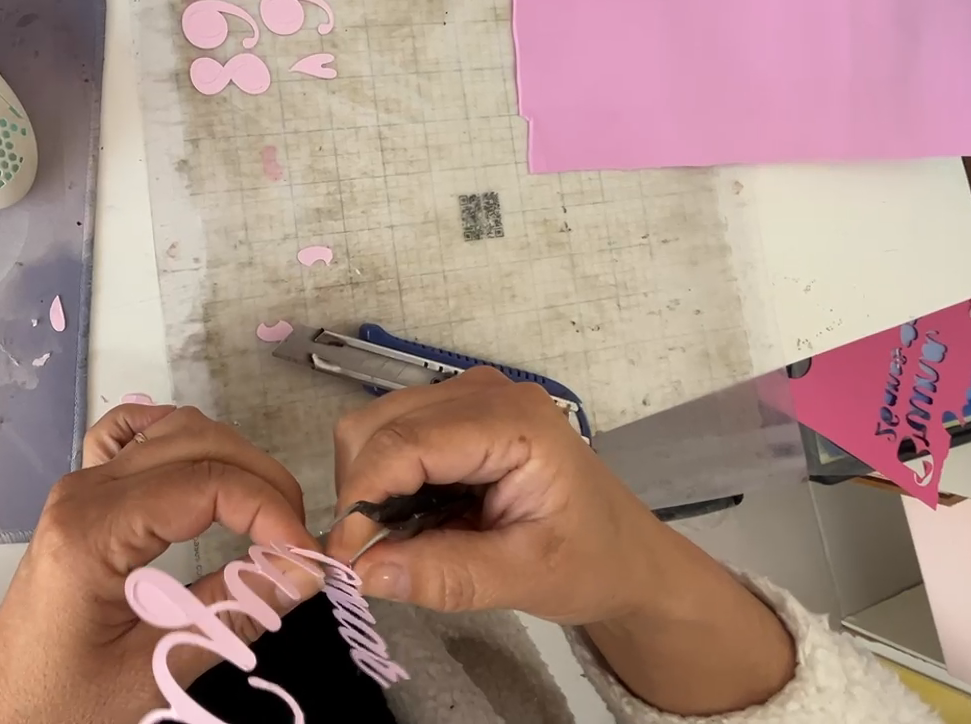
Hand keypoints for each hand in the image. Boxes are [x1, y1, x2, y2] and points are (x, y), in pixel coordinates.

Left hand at [0, 403, 322, 723]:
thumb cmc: (62, 701)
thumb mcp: (152, 672)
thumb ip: (230, 613)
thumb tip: (302, 571)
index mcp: (93, 529)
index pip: (201, 483)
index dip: (266, 507)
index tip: (307, 552)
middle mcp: (86, 486)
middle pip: (194, 441)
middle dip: (259, 479)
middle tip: (296, 539)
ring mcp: (83, 479)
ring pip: (172, 426)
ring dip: (230, 457)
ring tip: (265, 512)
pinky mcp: (86, 488)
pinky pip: (134, 432)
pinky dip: (179, 436)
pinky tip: (203, 466)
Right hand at [327, 367, 793, 713]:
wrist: (627, 553)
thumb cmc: (593, 563)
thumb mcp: (527, 580)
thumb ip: (445, 575)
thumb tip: (362, 572)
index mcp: (512, 420)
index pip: (407, 441)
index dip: (364, 494)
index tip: (343, 554)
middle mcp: (481, 391)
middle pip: (379, 424)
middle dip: (360, 489)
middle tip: (369, 552)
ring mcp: (463, 393)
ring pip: (374, 424)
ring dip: (367, 483)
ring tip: (398, 534)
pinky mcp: (450, 407)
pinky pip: (388, 431)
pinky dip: (381, 476)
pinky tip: (410, 512)